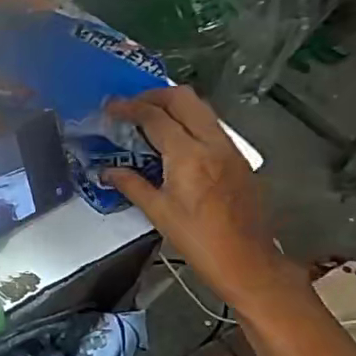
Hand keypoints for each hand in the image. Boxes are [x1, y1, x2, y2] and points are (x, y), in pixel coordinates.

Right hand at [101, 88, 301, 308]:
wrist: (247, 260)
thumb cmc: (199, 240)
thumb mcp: (158, 213)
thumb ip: (132, 184)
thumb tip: (109, 171)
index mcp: (188, 156)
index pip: (155, 117)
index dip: (130, 108)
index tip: (111, 107)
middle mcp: (212, 144)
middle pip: (184, 99)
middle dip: (154, 95)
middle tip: (131, 105)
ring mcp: (229, 149)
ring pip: (201, 108)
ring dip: (173, 105)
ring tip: (149, 117)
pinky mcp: (238, 158)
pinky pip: (211, 126)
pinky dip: (188, 121)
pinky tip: (173, 139)